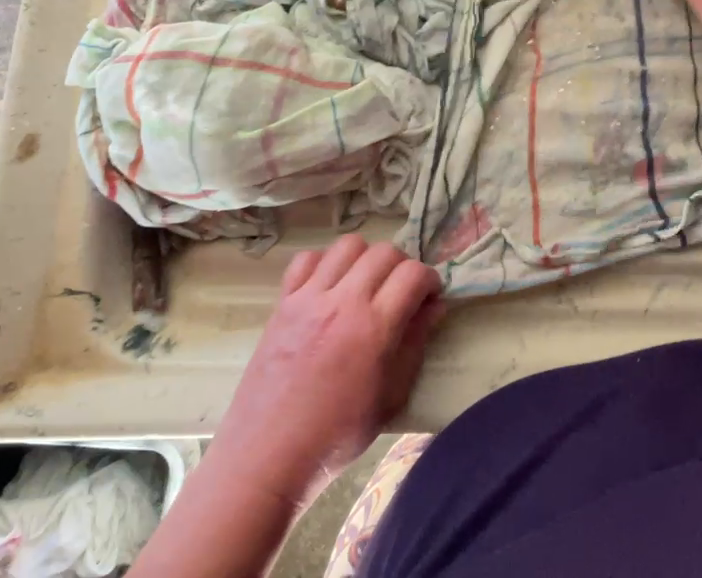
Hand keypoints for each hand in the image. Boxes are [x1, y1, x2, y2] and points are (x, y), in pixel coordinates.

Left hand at [211, 235, 443, 493]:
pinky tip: (329, 288)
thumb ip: (415, 345)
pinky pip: (306, 260)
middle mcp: (342, 304)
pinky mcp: (281, 305)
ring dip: (365, 258)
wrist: (268, 456)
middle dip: (402, 266)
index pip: (413, 273)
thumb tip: (434, 307)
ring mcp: (307, 300)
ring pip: (347, 246)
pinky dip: (324, 264)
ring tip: (366, 285)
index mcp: (374, 329)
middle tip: (401, 293)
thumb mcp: (391, 397)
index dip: (429, 280)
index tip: (429, 299)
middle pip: (384, 252)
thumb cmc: (337, 435)